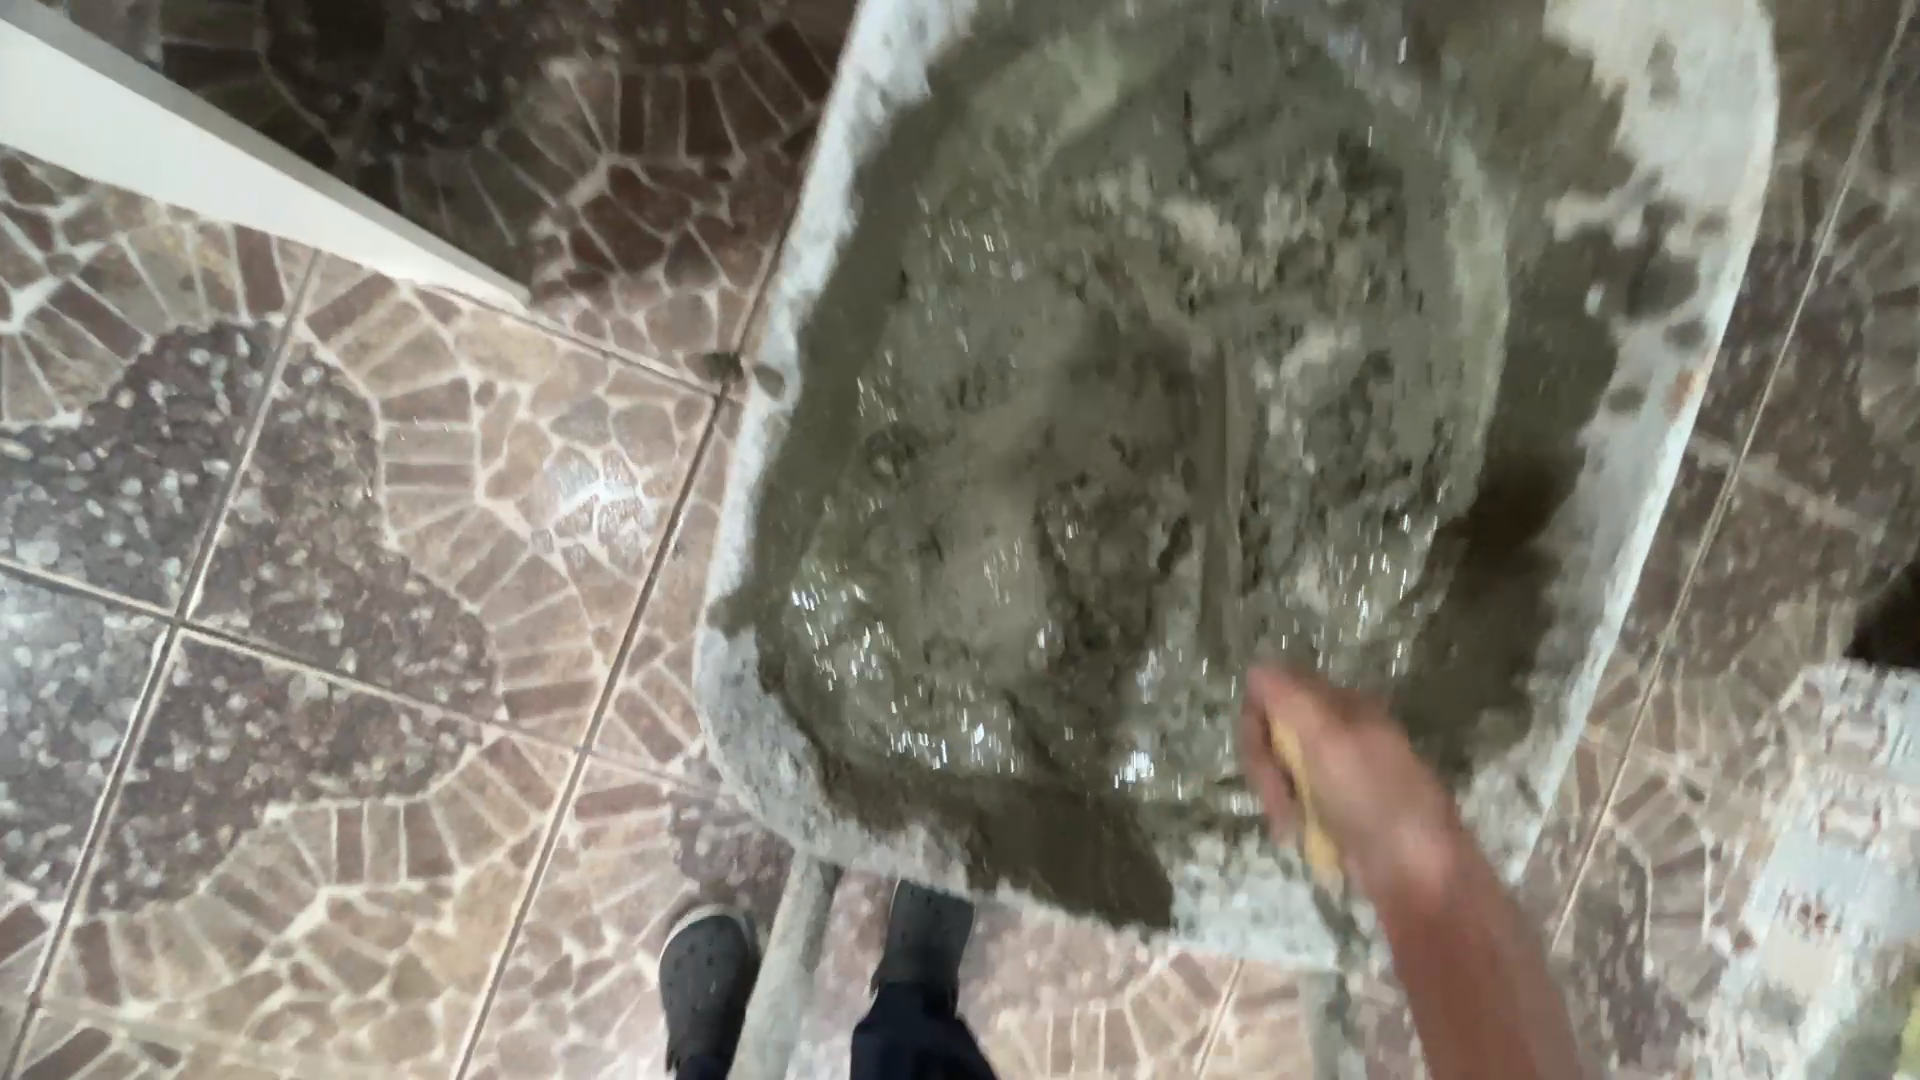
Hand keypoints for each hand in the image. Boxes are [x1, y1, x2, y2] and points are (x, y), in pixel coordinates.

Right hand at [1238, 665, 1465, 903]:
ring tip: (1290, 823)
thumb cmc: (1372, 800)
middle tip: (1278, 801)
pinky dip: (1288, 810)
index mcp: (1342, 703)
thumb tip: (1255, 669)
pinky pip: (1293, 792)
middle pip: (1271, 727)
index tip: (1264, 757)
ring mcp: (1337, 766)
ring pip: (1277, 762)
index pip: (1273, 688)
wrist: (1420, 876)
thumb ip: (1288, 696)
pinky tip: (1298, 832)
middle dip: (1264, 764)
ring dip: (1273, 791)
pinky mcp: (1336, 802)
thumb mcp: (1327, 737)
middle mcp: (1339, 727)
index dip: (1257, 720)